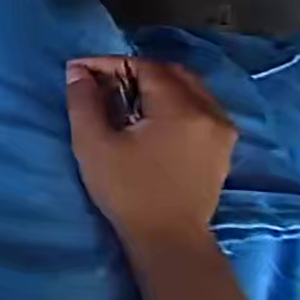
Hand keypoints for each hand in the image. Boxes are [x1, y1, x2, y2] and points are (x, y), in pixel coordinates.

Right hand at [64, 57, 235, 253]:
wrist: (167, 236)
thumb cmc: (126, 188)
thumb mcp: (93, 142)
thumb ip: (84, 101)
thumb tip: (78, 72)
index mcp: (181, 110)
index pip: (145, 67)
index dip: (109, 63)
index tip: (78, 70)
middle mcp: (210, 113)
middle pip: (171, 73)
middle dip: (132, 70)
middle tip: (98, 79)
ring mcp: (221, 130)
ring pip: (187, 88)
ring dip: (152, 83)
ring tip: (118, 95)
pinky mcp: (221, 146)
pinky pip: (197, 106)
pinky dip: (169, 99)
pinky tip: (144, 114)